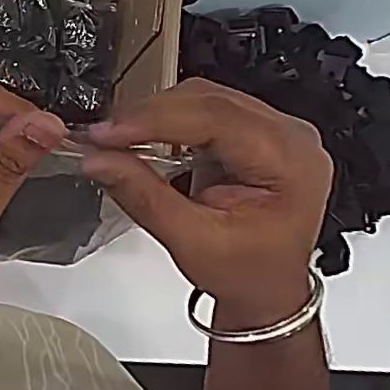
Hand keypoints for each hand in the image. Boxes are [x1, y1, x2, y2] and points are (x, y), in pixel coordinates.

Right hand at [82, 79, 330, 329]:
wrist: (265, 291)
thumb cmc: (247, 275)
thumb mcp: (191, 242)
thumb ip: (144, 195)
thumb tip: (100, 159)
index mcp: (290, 162)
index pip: (216, 118)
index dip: (153, 120)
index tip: (107, 133)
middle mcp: (290, 137)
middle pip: (208, 101)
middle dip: (148, 115)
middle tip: (102, 137)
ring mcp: (274, 131)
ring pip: (202, 99)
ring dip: (155, 116)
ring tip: (116, 140)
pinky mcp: (252, 132)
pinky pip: (203, 110)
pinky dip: (167, 122)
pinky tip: (142, 139)